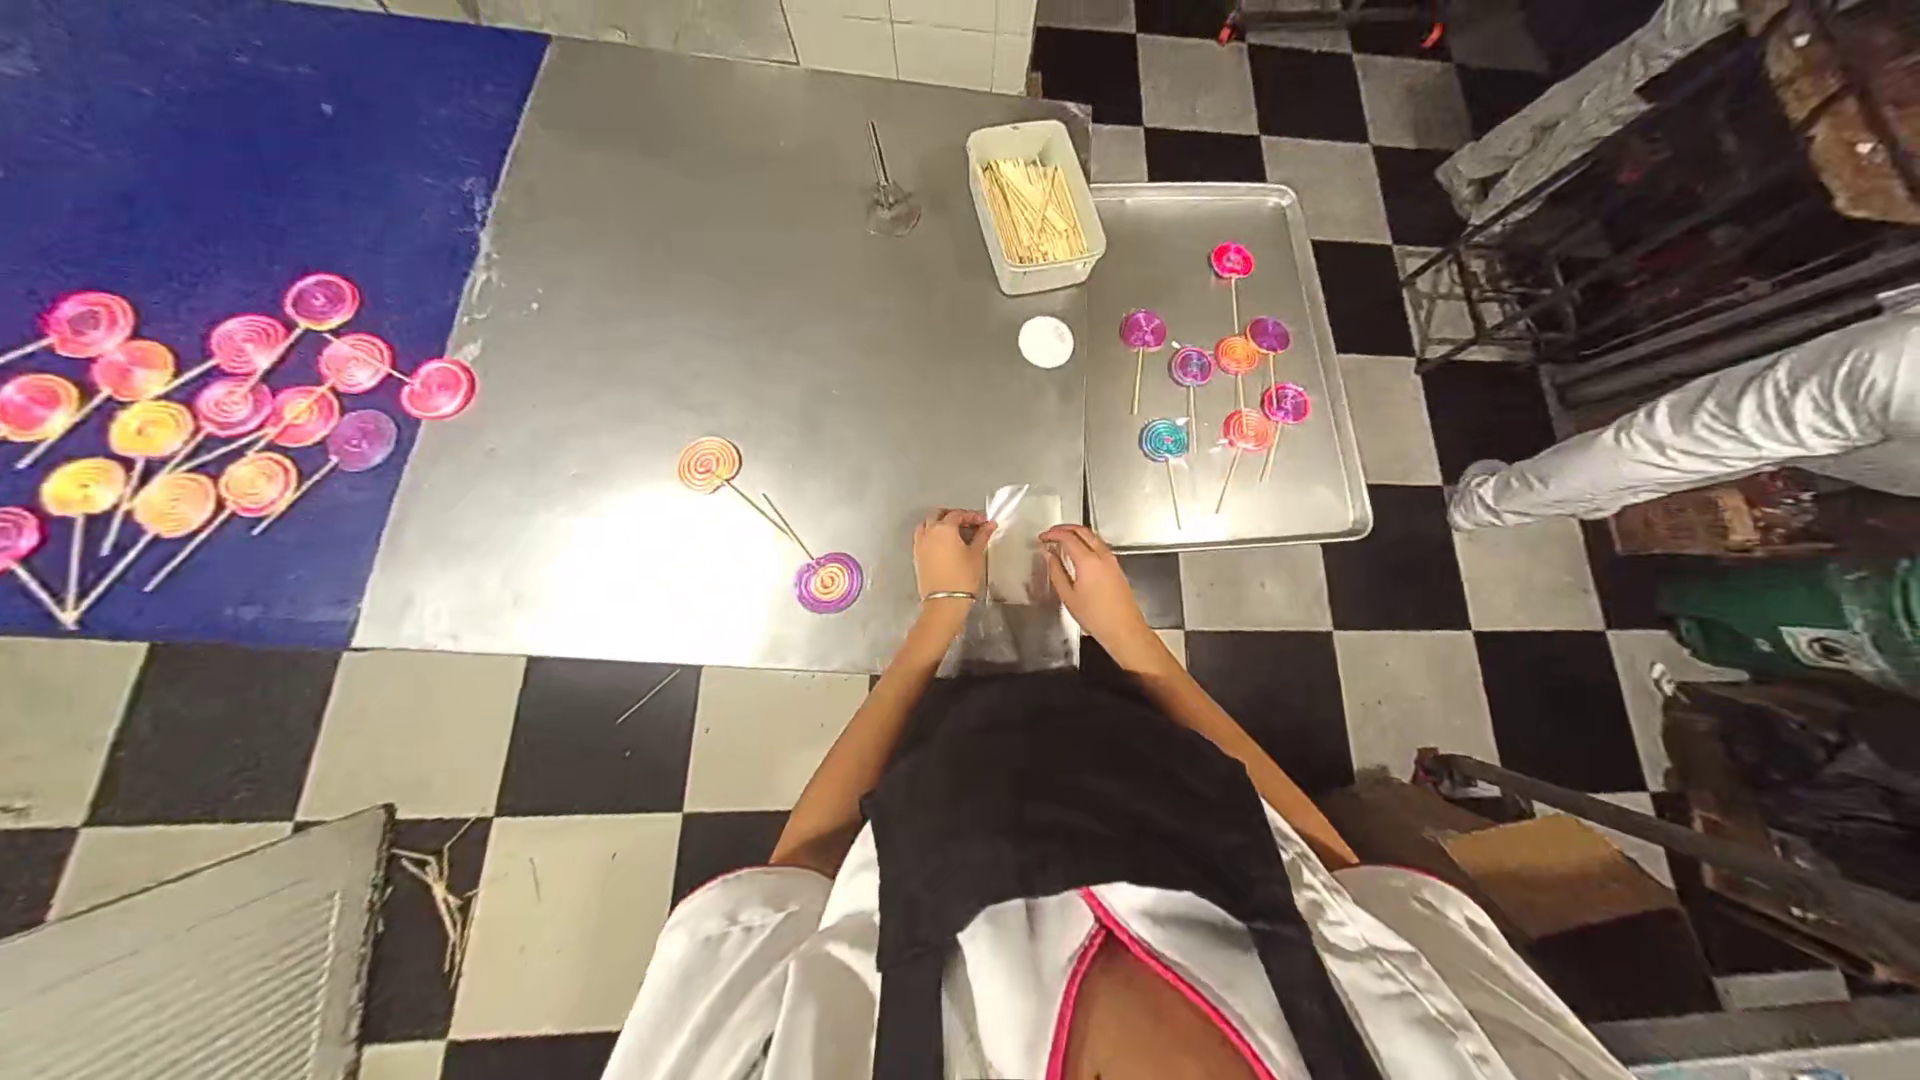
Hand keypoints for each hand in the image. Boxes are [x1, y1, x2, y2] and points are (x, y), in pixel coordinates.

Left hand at [914, 508, 994, 599]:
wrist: (944, 602)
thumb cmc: (963, 577)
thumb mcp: (976, 554)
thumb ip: (982, 536)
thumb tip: (989, 524)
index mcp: (944, 528)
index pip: (958, 514)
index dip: (971, 516)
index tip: (983, 522)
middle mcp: (928, 532)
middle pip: (938, 514)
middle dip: (953, 515)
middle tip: (968, 524)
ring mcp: (920, 544)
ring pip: (927, 524)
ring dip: (939, 523)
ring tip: (954, 533)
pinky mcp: (917, 556)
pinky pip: (922, 537)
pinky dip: (932, 534)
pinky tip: (944, 544)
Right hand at [1040, 524, 1164, 670]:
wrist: (1124, 629)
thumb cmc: (1097, 617)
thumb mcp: (1068, 596)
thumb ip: (1056, 572)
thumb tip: (1049, 556)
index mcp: (1088, 561)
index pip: (1068, 537)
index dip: (1053, 534)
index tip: (1043, 537)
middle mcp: (1102, 556)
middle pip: (1082, 531)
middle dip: (1064, 528)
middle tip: (1051, 533)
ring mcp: (1112, 561)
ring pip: (1093, 536)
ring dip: (1076, 533)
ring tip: (1062, 540)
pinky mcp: (1116, 567)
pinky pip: (1099, 545)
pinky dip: (1086, 542)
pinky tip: (1078, 552)